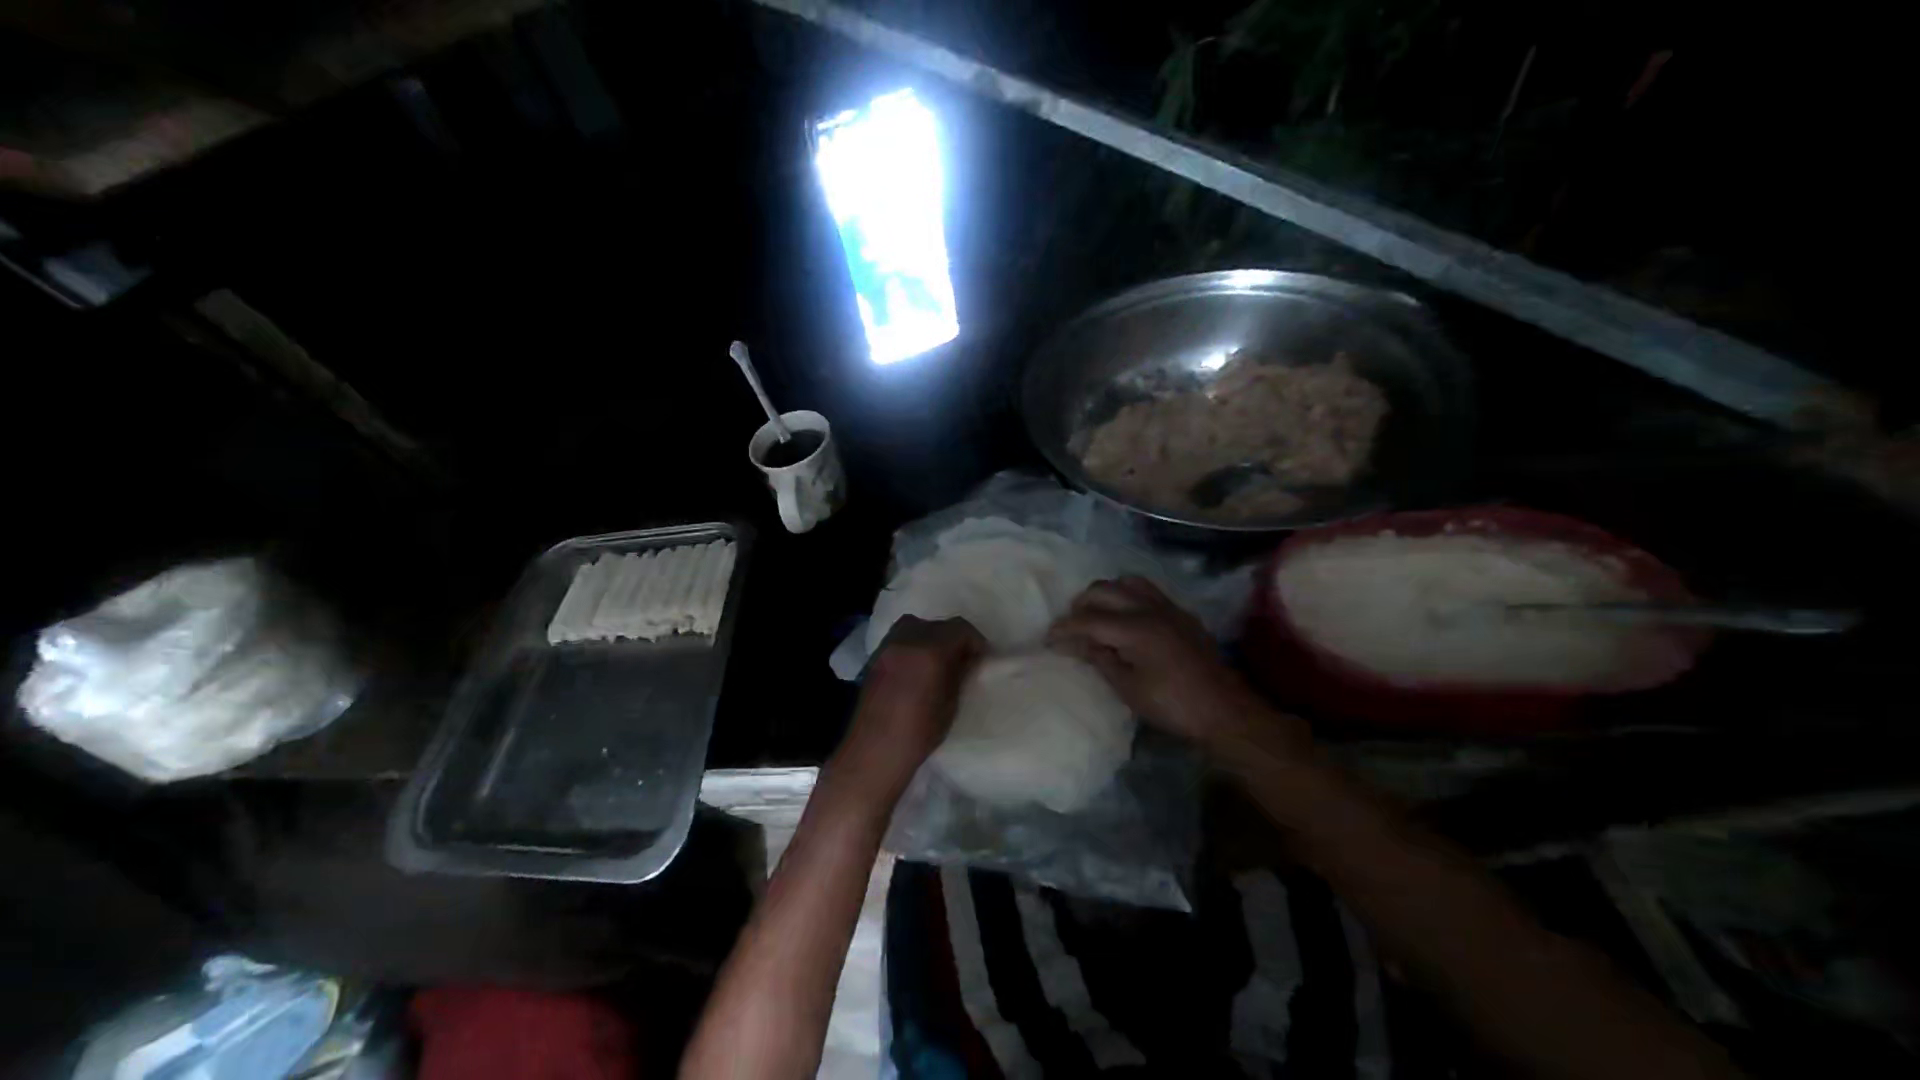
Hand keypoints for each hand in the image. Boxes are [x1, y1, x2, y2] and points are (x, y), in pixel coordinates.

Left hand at [837, 616, 985, 794]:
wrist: (874, 750)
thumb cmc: (919, 732)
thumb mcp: (951, 703)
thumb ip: (960, 673)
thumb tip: (968, 659)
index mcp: (930, 649)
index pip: (960, 628)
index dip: (975, 641)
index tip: (981, 659)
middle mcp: (907, 639)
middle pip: (937, 624)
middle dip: (953, 638)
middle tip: (962, 660)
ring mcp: (887, 646)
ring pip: (915, 626)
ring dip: (931, 637)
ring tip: (938, 662)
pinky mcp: (874, 658)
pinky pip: (899, 639)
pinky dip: (912, 645)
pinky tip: (917, 667)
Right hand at [1049, 577, 1309, 757]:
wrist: (1224, 710)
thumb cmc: (1172, 705)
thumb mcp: (1128, 689)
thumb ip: (1101, 660)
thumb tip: (1078, 643)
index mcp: (1134, 629)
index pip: (1088, 619)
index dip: (1064, 628)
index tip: (1048, 638)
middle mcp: (1150, 609)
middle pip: (1104, 590)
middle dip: (1081, 605)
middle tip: (1070, 627)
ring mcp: (1169, 608)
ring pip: (1128, 582)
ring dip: (1106, 594)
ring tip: (1097, 615)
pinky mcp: (1182, 615)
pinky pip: (1148, 592)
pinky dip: (1128, 597)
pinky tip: (1126, 618)